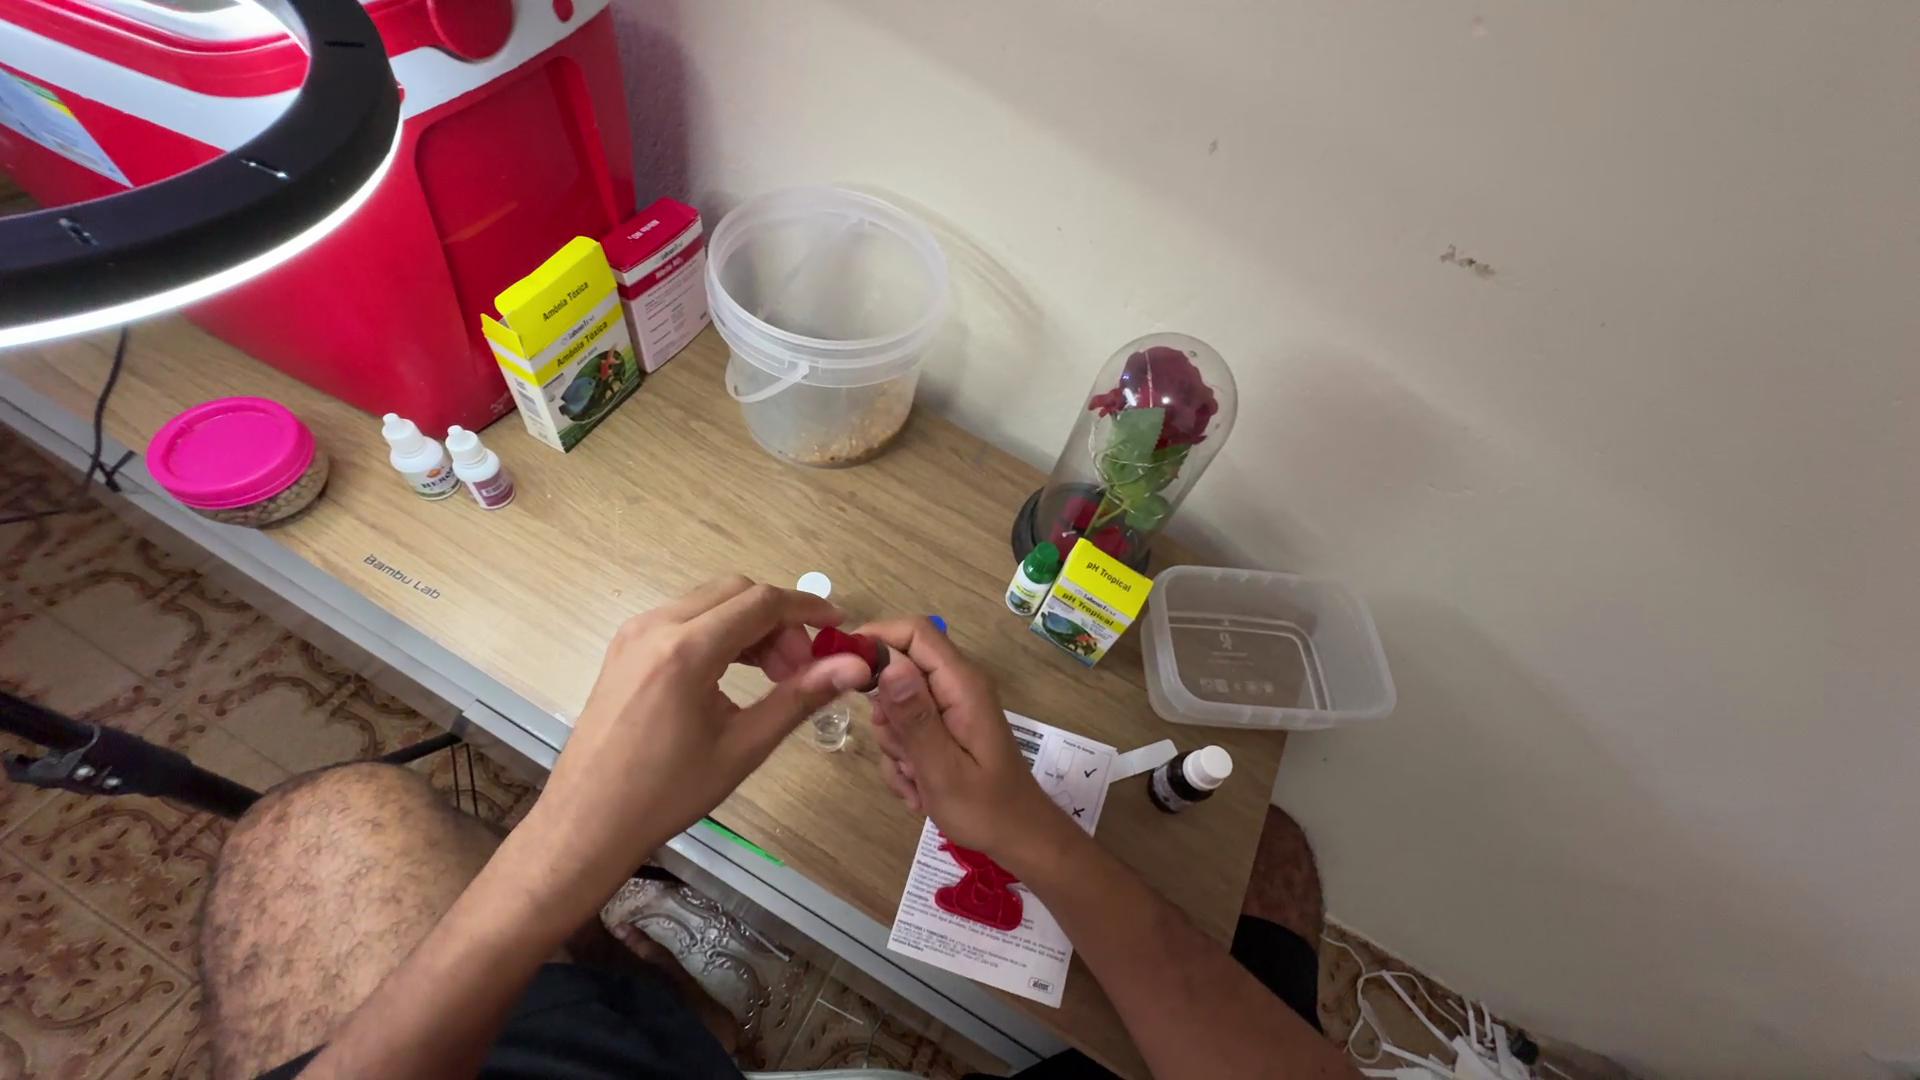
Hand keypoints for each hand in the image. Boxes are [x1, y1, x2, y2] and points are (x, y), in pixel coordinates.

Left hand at [530, 577, 871, 899]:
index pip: (762, 603)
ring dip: (752, 625)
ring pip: (712, 601)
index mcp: (686, 650)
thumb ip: (801, 696)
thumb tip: (856, 667)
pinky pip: (687, 617)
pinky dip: (722, 632)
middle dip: (780, 621)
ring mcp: (635, 632)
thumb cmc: (667, 793)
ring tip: (775, 675)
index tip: (840, 628)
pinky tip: (736, 672)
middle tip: (802, 667)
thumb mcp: (743, 746)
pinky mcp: (627, 646)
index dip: (808, 609)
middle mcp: (657, 626)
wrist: (585, 823)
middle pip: (738, 592)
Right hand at [860, 619, 1078, 871]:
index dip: (876, 639)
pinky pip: (908, 729)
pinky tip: (919, 789)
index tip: (843, 671)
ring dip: (895, 744)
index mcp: (962, 684)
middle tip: (899, 752)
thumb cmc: (985, 807)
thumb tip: (888, 666)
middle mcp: (958, 685)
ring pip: (898, 704)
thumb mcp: (942, 769)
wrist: (1018, 836)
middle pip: (900, 669)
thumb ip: (914, 717)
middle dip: (886, 712)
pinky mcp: (946, 726)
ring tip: (916, 780)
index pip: (915, 632)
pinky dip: (904, 759)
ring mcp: (951, 706)